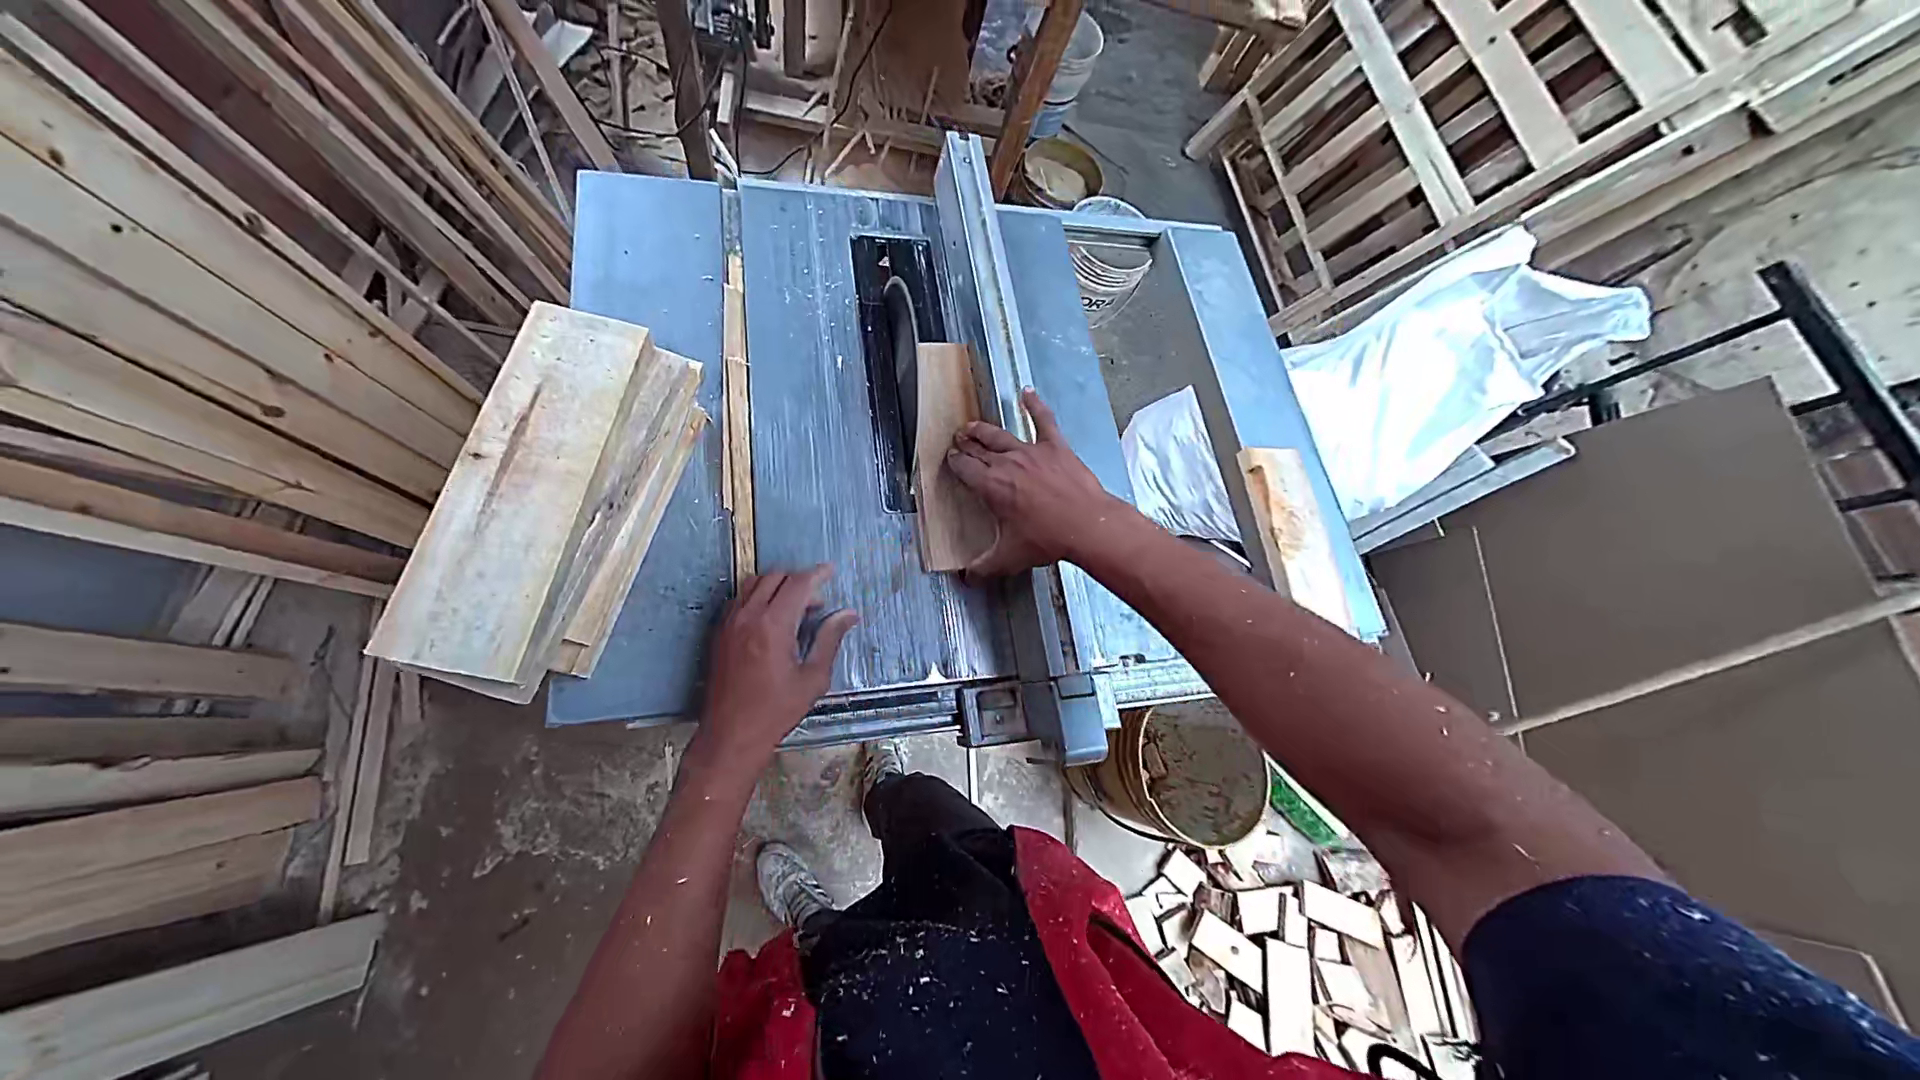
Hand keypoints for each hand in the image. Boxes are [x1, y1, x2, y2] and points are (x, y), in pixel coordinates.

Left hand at [699, 565, 857, 756]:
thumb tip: (847, 615)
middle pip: (775, 577)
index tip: (830, 572)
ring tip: (794, 609)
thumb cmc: (774, 712)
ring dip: (777, 587)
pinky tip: (771, 620)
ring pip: (754, 584)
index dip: (818, 574)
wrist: (731, 735)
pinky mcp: (719, 633)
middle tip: (817, 602)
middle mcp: (748, 617)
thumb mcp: (813, 677)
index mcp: (773, 626)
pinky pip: (740, 600)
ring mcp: (729, 624)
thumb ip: (830, 639)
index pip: (798, 584)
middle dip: (799, 581)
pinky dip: (758, 598)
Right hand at [945, 388, 1136, 578]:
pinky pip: (1043, 420)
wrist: (1086, 525)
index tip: (951, 461)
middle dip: (964, 444)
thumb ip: (984, 567)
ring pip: (1000, 435)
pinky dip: (1034, 405)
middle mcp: (1006, 463)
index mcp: (991, 486)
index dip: (954, 463)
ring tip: (972, 425)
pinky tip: (1027, 392)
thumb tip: (967, 579)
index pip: (964, 468)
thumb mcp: (1009, 557)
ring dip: (983, 429)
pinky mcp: (1055, 447)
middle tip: (957, 440)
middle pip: (978, 449)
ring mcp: (1031, 452)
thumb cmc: (1048, 539)